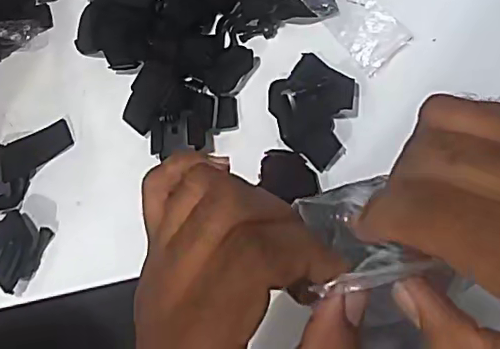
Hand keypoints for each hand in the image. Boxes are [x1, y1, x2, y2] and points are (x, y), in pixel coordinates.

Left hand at [136, 153, 346, 348]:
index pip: (252, 252)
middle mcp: (168, 289)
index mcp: (196, 332)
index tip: (337, 273)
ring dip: (247, 191)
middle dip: (283, 222)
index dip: (304, 252)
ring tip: (276, 226)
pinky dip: (188, 168)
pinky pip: (159, 189)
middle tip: (311, 258)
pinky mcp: (151, 256)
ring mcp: (155, 265)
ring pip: (197, 188)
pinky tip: (221, 173)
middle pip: (227, 209)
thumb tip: (348, 296)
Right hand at [356, 95, 499, 348]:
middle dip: (395, 189)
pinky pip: (482, 108)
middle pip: (430, 157)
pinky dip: (455, 134)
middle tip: (401, 227)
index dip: (382, 218)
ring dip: (420, 156)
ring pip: (446, 118)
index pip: (431, 212)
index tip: (366, 235)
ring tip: (432, 196)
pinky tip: (469, 174)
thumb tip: (404, 278)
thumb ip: (461, 339)